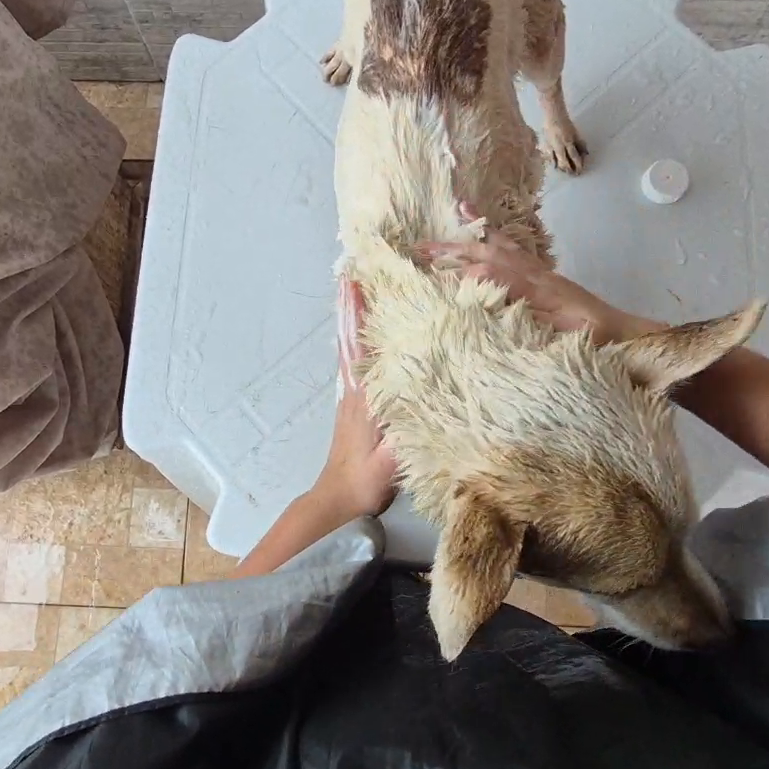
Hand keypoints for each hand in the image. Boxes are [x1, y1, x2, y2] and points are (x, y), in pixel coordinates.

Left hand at [309, 280, 398, 518]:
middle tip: (359, 268)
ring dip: (355, 318)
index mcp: (365, 394)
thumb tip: (430, 396)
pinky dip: (360, 340)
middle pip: (354, 337)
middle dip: (356, 303)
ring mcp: (354, 395)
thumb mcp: (391, 460)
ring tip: (361, 287)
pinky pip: (359, 362)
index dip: (359, 312)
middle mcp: (357, 387)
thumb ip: (408, 431)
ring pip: (354, 347)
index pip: (361, 344)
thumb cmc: (364, 480)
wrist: (338, 500)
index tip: (357, 278)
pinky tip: (369, 333)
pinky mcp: (357, 405)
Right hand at [418, 209, 659, 343]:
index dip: (462, 276)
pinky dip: (492, 237)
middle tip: (419, 248)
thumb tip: (498, 303)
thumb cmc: (597, 341)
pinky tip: (480, 228)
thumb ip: (538, 319)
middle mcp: (534, 273)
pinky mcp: (539, 275)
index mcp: (538, 289)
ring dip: (469, 237)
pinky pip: (511, 250)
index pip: (492, 272)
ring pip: (498, 246)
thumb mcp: (570, 336)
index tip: (433, 282)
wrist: (623, 333)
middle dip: (452, 250)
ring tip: (448, 219)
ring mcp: (537, 271)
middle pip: (488, 252)